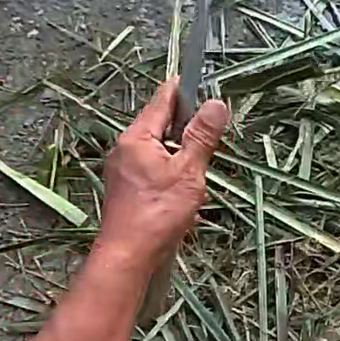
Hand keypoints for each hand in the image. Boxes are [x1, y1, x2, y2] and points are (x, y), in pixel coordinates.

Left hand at [95, 77, 230, 269]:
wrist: (128, 256)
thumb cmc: (157, 214)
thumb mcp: (188, 173)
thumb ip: (202, 138)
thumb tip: (216, 103)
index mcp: (137, 136)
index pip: (163, 98)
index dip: (185, 89)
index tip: (205, 84)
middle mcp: (125, 148)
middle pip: (161, 124)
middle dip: (187, 128)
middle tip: (211, 138)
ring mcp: (123, 169)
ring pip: (158, 149)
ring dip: (180, 154)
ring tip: (198, 172)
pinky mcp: (126, 189)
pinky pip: (152, 168)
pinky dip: (170, 172)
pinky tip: (183, 192)